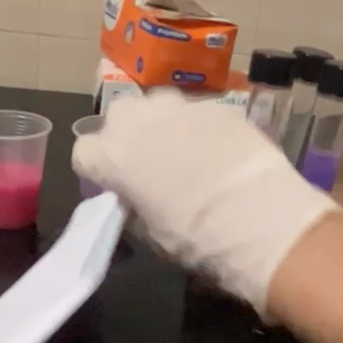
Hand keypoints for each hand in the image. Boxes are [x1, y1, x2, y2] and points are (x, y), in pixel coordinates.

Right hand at [72, 89, 340, 313]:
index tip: (116, 187)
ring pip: (157, 107)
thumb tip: (131, 198)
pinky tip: (217, 154)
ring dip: (161, 126)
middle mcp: (137, 119)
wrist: (257, 219)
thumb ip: (129, 206)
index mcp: (110, 154)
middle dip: (127, 139)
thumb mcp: (148, 233)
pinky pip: (195, 113)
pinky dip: (198, 129)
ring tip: (184, 156)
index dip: (100, 172)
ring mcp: (179, 106)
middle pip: (119, 119)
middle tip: (149, 168)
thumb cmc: (193, 237)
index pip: (84, 153)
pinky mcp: (216, 105)